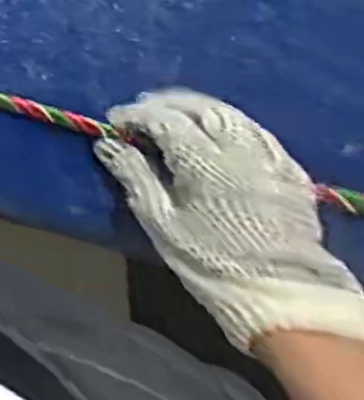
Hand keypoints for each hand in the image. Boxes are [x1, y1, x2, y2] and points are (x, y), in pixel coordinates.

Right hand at [96, 89, 363, 351]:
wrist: (283, 295)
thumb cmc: (207, 256)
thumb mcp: (157, 217)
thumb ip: (133, 174)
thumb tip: (108, 143)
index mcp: (206, 165)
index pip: (165, 120)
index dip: (134, 115)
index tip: (113, 124)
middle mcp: (243, 157)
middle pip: (207, 111)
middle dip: (169, 104)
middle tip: (141, 111)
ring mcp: (273, 167)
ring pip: (238, 119)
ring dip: (201, 111)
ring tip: (175, 118)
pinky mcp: (292, 180)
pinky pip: (262, 138)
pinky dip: (233, 128)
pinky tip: (216, 138)